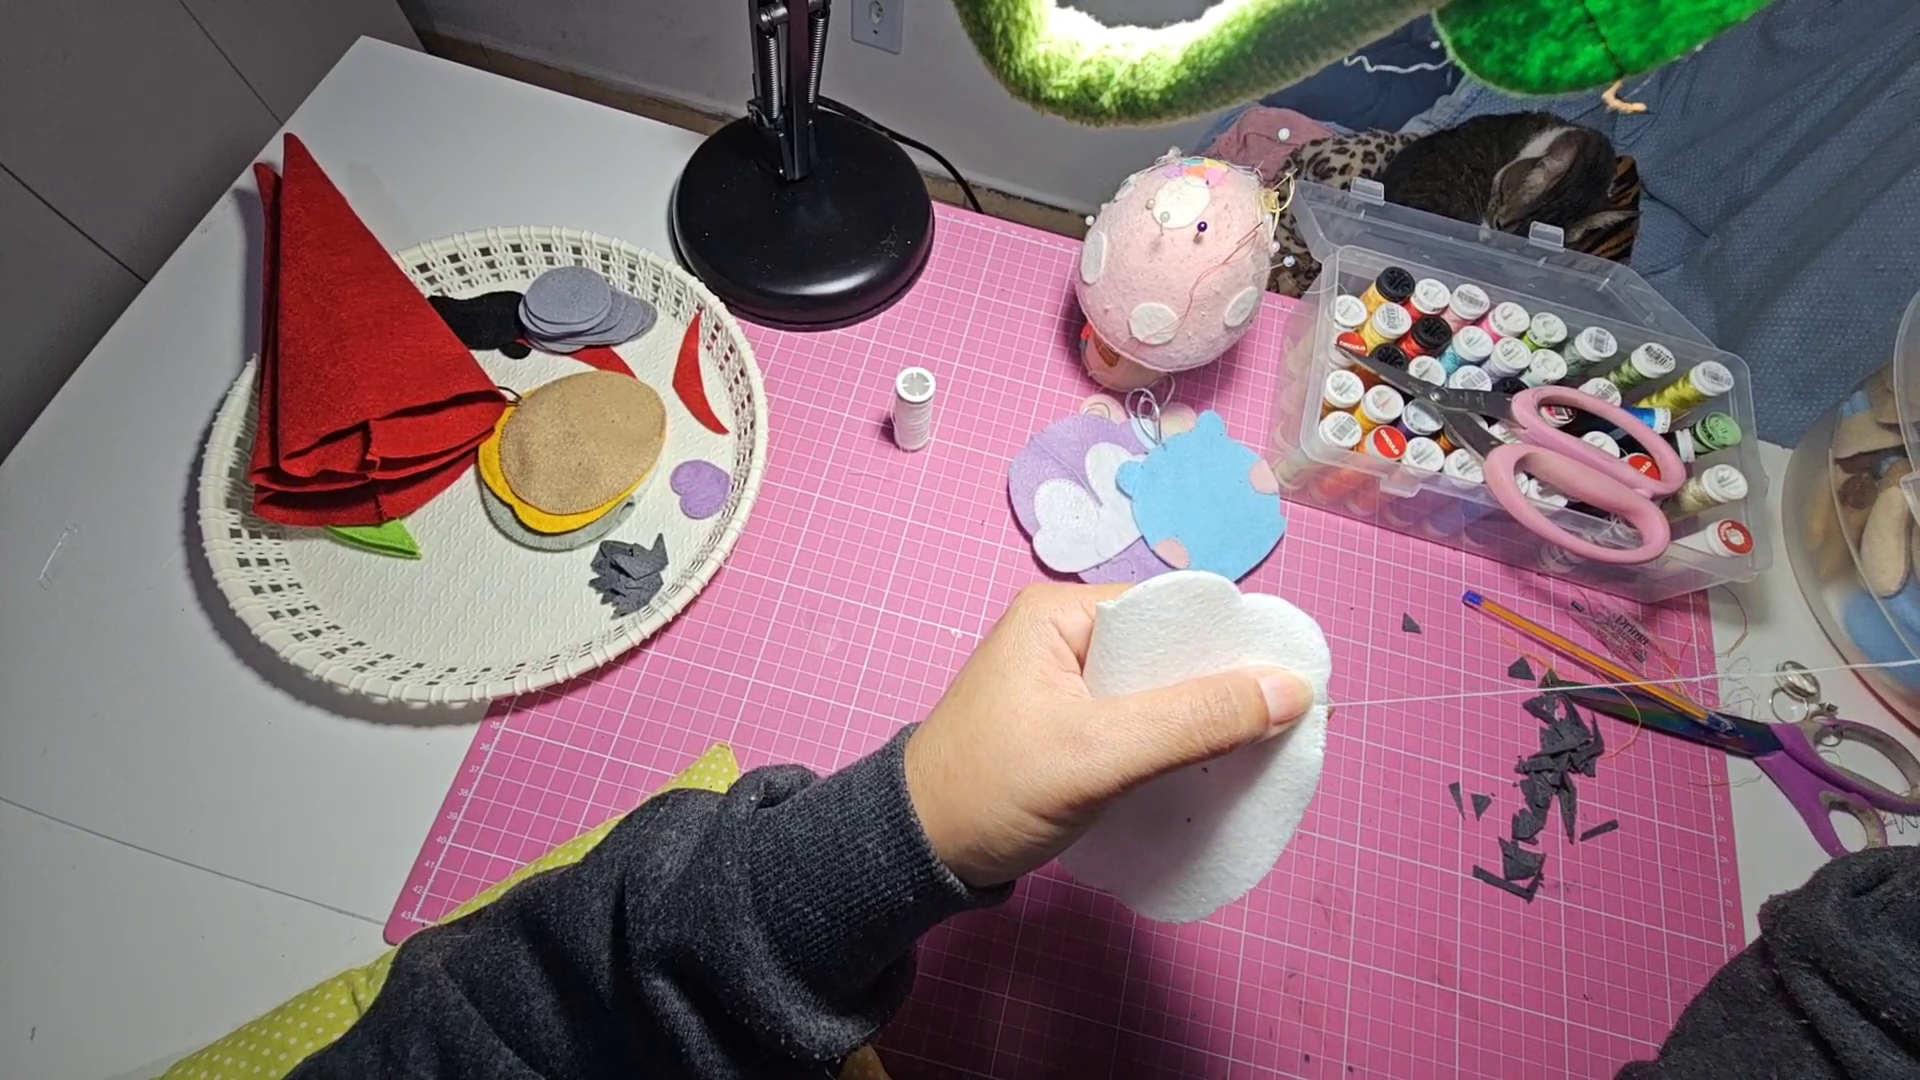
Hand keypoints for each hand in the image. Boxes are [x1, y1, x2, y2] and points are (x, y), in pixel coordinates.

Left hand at [904, 583, 1313, 887]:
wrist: (925, 849)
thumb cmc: (995, 788)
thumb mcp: (1097, 753)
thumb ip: (1191, 720)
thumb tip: (1288, 687)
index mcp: (1061, 612)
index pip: (1166, 609)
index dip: (1228, 642)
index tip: (1289, 684)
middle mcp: (1067, 632)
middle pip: (1166, 647)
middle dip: (1219, 683)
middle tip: (1282, 724)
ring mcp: (1068, 677)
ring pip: (1157, 685)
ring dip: (1199, 715)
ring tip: (1255, 747)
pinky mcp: (1072, 718)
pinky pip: (1139, 716)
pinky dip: (1173, 738)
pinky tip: (1207, 764)